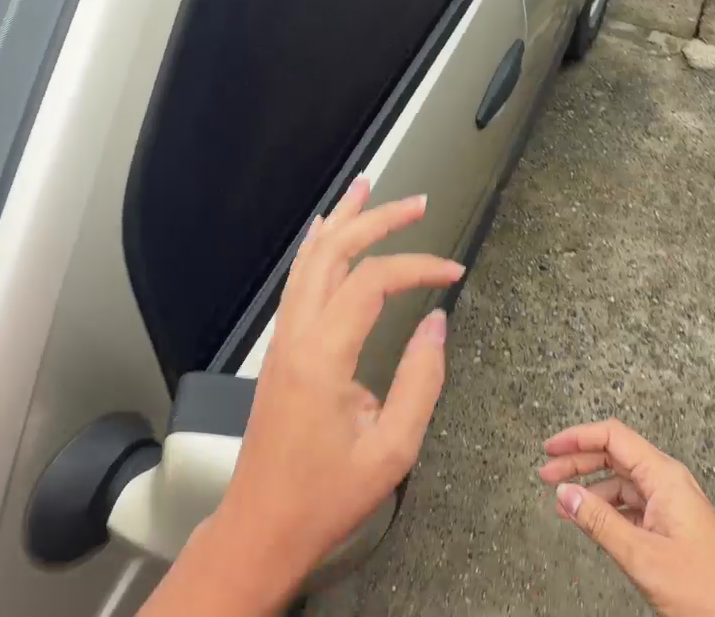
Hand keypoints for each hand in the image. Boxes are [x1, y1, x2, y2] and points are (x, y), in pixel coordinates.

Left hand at [208, 178, 461, 588]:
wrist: (261, 527)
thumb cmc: (325, 496)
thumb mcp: (392, 450)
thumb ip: (421, 380)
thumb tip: (437, 322)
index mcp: (323, 356)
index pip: (372, 282)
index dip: (417, 266)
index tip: (453, 272)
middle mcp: (296, 336)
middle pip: (333, 253)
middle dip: (377, 220)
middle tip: (417, 203)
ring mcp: (283, 341)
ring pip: (309, 261)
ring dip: (341, 222)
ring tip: (366, 188)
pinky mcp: (281, 351)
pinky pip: (297, 282)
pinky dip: (317, 248)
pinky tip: (326, 233)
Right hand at [539, 419, 714, 616]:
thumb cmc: (709, 590)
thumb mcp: (643, 556)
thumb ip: (600, 522)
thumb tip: (565, 494)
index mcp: (665, 477)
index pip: (614, 436)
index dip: (578, 437)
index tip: (550, 447)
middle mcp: (669, 482)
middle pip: (615, 454)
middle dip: (578, 460)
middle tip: (546, 473)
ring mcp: (672, 503)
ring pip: (622, 480)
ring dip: (590, 486)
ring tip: (562, 501)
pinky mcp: (673, 525)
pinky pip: (632, 504)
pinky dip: (607, 508)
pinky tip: (590, 521)